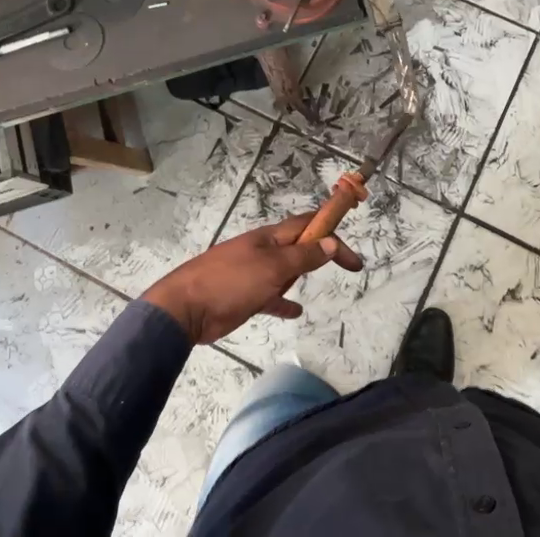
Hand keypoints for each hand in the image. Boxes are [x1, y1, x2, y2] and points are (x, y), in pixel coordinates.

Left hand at [143, 214, 362, 343]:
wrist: (185, 307)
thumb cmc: (231, 282)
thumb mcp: (273, 267)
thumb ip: (303, 256)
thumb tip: (331, 242)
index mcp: (270, 237)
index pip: (309, 226)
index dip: (333, 233)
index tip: (354, 254)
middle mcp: (263, 251)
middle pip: (299, 246)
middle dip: (322, 250)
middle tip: (347, 265)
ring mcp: (253, 273)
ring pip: (285, 271)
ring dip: (302, 274)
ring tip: (319, 284)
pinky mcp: (244, 296)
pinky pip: (271, 297)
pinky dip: (284, 302)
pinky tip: (296, 312)